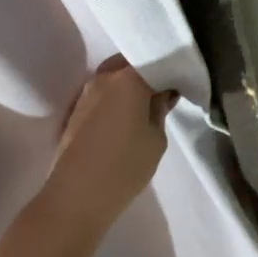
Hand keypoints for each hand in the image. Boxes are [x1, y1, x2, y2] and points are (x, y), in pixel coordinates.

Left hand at [40, 58, 175, 231]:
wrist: (77, 194)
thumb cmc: (125, 166)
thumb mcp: (156, 139)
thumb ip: (160, 110)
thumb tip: (163, 92)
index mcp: (127, 79)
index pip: (154, 62)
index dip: (170, 70)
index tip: (181, 82)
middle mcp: (104, 77)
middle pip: (129, 64)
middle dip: (146, 73)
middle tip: (163, 92)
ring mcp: (86, 92)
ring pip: (113, 77)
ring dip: (128, 85)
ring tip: (145, 105)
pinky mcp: (76, 110)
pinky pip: (101, 93)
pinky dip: (114, 97)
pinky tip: (124, 115)